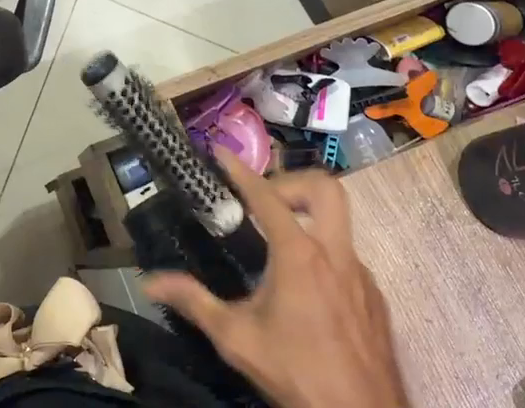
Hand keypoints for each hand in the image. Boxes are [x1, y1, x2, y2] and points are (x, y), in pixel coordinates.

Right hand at [143, 149, 406, 407]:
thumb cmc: (297, 372)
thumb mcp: (236, 337)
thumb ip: (194, 301)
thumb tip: (150, 282)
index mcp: (299, 255)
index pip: (267, 196)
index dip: (241, 170)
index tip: (221, 153)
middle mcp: (335, 255)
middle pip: (325, 188)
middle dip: (292, 182)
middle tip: (264, 201)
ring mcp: (361, 276)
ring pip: (339, 225)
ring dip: (308, 221)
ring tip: (277, 247)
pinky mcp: (375, 300)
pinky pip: (348, 260)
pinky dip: (323, 257)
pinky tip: (304, 290)